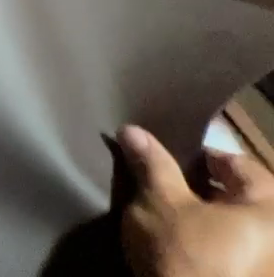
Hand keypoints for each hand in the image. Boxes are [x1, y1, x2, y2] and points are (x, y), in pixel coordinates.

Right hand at [120, 124, 273, 276]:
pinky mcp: (260, 272)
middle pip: (244, 195)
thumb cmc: (186, 252)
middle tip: (165, 187)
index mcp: (273, 208)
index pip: (237, 163)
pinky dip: (222, 240)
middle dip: (205, 187)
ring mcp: (273, 258)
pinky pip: (246, 248)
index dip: (196, 156)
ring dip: (212, 216)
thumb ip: (151, 163)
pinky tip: (194, 244)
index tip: (162, 160)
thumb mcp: (158, 201)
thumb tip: (133, 130)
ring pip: (244, 223)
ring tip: (176, 218)